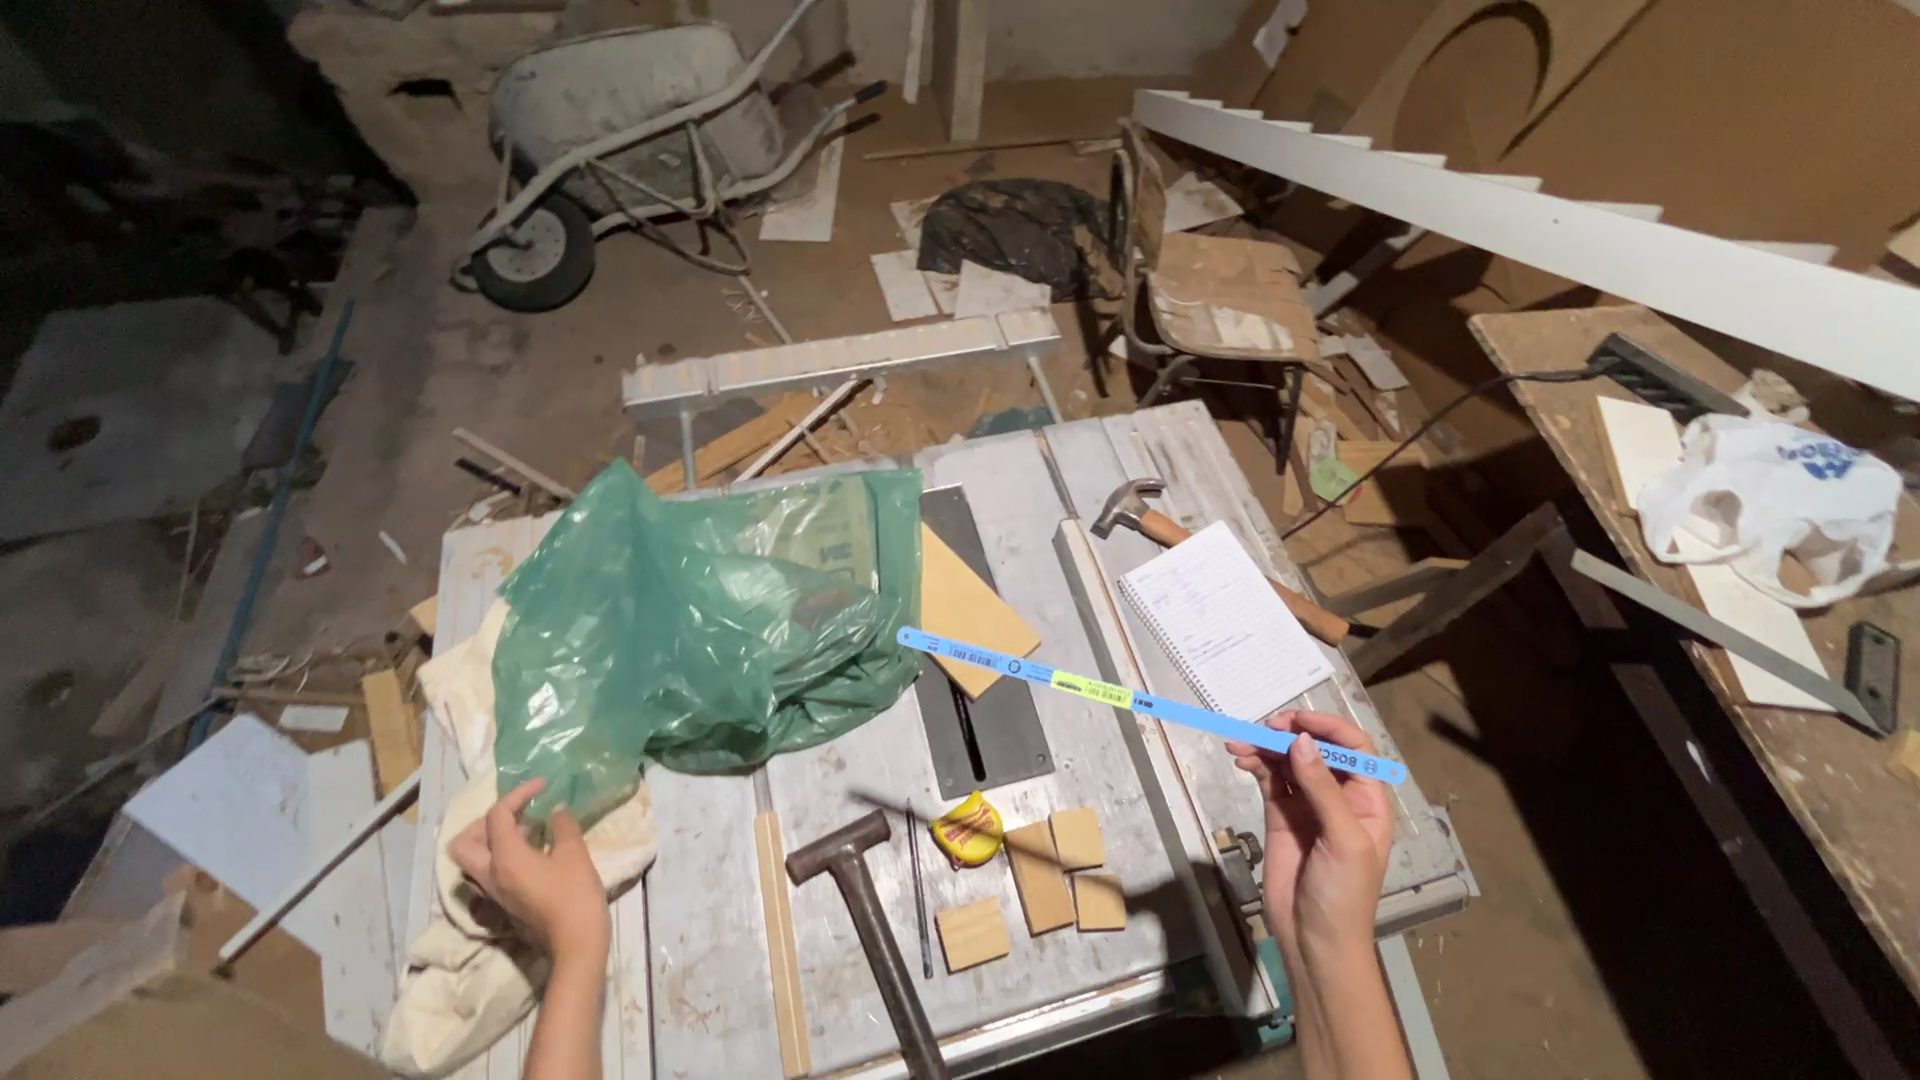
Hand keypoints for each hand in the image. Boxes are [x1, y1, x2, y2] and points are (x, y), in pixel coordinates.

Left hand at [450, 778, 610, 963]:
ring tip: (525, 828)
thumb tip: (555, 811)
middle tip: (517, 812)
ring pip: (472, 858)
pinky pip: (488, 870)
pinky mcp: (503, 901)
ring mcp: (494, 891)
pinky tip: (531, 850)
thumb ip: (562, 826)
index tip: (542, 785)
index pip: (497, 816)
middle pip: (464, 842)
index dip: (518, 794)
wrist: (574, 941)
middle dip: (486, 820)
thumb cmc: (574, 894)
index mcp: (505, 858)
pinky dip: (500, 853)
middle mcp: (490, 874)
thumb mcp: (574, 853)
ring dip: (490, 837)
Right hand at [1225, 710, 1393, 957]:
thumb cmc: (1344, 893)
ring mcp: (1307, 805)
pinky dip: (1255, 764)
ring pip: (1288, 761)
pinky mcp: (1280, 815)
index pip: (1354, 749)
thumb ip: (1322, 789)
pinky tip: (1241, 760)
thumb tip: (1301, 742)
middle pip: (1316, 749)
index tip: (1297, 721)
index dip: (1329, 729)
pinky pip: (1269, 779)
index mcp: (1367, 801)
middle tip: (1264, 728)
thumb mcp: (1344, 841)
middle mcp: (1338, 796)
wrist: (1314, 939)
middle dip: (1291, 733)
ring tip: (1239, 744)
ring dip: (1265, 747)